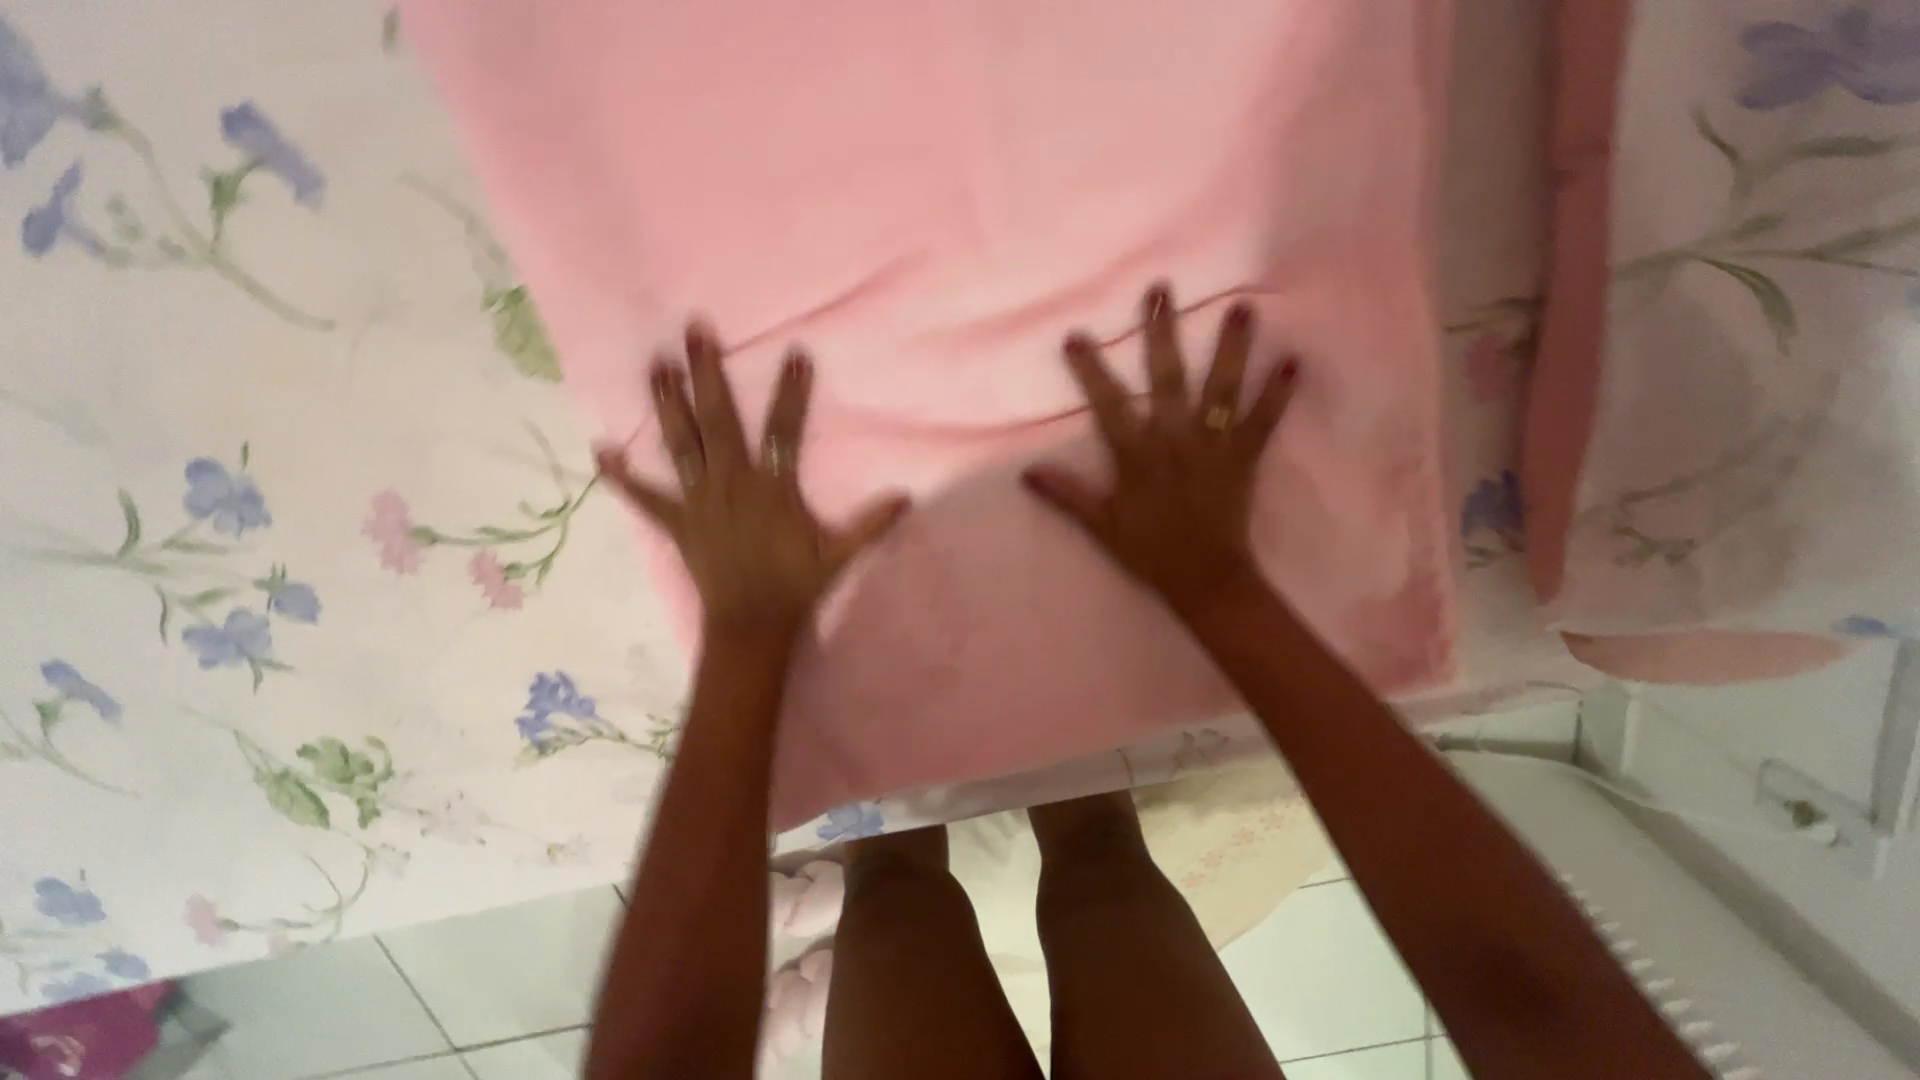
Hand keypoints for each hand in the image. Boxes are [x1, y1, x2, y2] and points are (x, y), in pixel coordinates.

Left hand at [596, 322, 911, 646]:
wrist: (752, 626)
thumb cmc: (797, 585)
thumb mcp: (840, 555)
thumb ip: (871, 524)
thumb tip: (905, 497)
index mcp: (772, 489)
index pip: (783, 430)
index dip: (790, 392)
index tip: (794, 354)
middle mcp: (731, 484)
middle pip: (718, 420)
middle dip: (707, 373)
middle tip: (695, 329)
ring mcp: (699, 501)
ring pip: (681, 444)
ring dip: (667, 403)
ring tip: (656, 364)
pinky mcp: (677, 522)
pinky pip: (645, 497)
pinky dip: (621, 476)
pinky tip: (600, 451)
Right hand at [1021, 284, 1297, 619]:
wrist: (1205, 579)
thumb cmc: (1149, 551)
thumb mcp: (1102, 527)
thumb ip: (1068, 495)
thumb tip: (1028, 472)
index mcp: (1137, 455)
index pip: (1109, 404)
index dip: (1092, 370)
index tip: (1077, 336)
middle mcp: (1176, 440)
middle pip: (1168, 379)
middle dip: (1162, 334)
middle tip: (1162, 291)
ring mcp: (1214, 446)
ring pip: (1221, 389)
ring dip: (1231, 348)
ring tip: (1243, 307)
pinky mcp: (1244, 457)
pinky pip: (1263, 421)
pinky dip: (1278, 393)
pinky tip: (1293, 360)